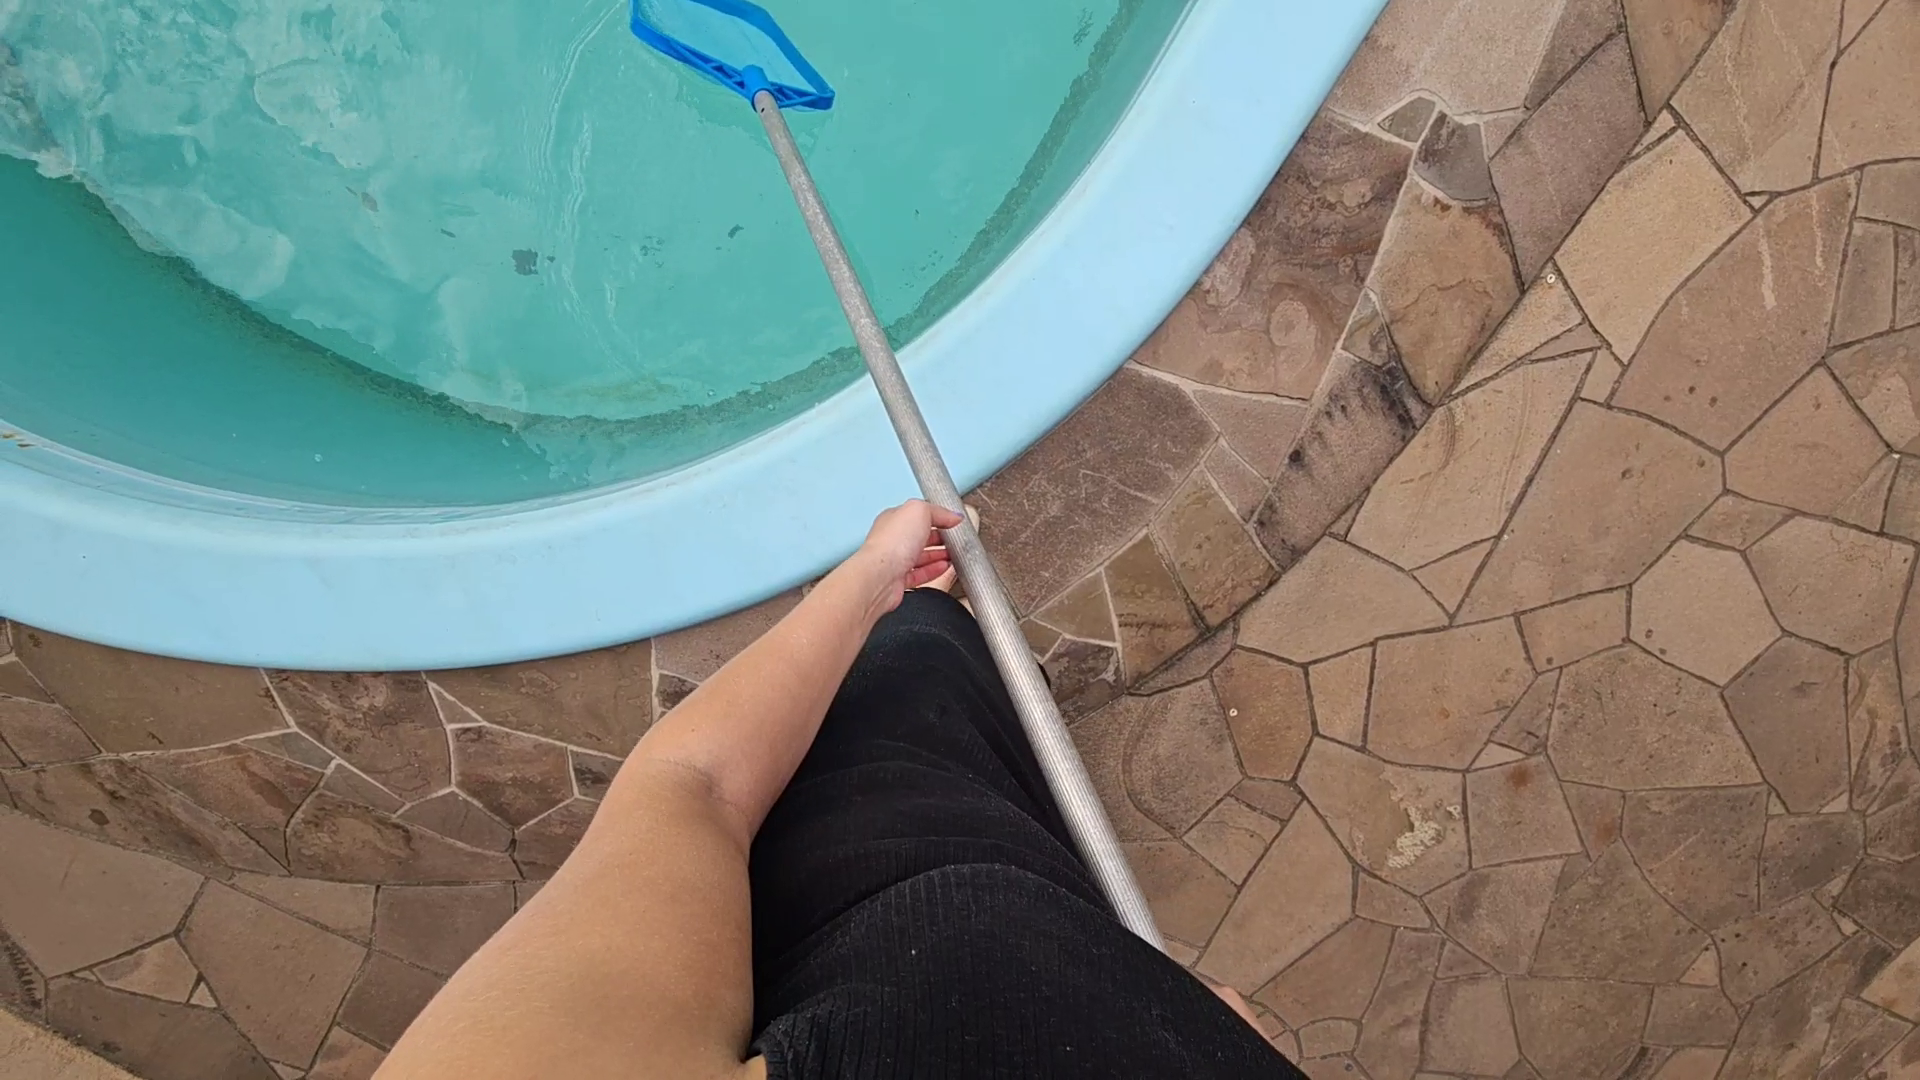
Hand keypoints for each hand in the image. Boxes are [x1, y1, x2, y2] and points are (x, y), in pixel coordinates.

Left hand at [846, 499, 963, 617]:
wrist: (880, 576)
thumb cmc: (890, 543)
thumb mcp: (919, 511)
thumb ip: (938, 511)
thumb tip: (953, 515)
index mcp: (894, 519)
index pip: (918, 514)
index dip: (937, 516)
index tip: (953, 521)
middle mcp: (892, 539)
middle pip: (919, 536)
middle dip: (939, 537)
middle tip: (955, 539)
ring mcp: (895, 561)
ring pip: (920, 556)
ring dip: (938, 555)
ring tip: (954, 554)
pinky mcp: (898, 580)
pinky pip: (919, 574)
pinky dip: (933, 570)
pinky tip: (944, 568)